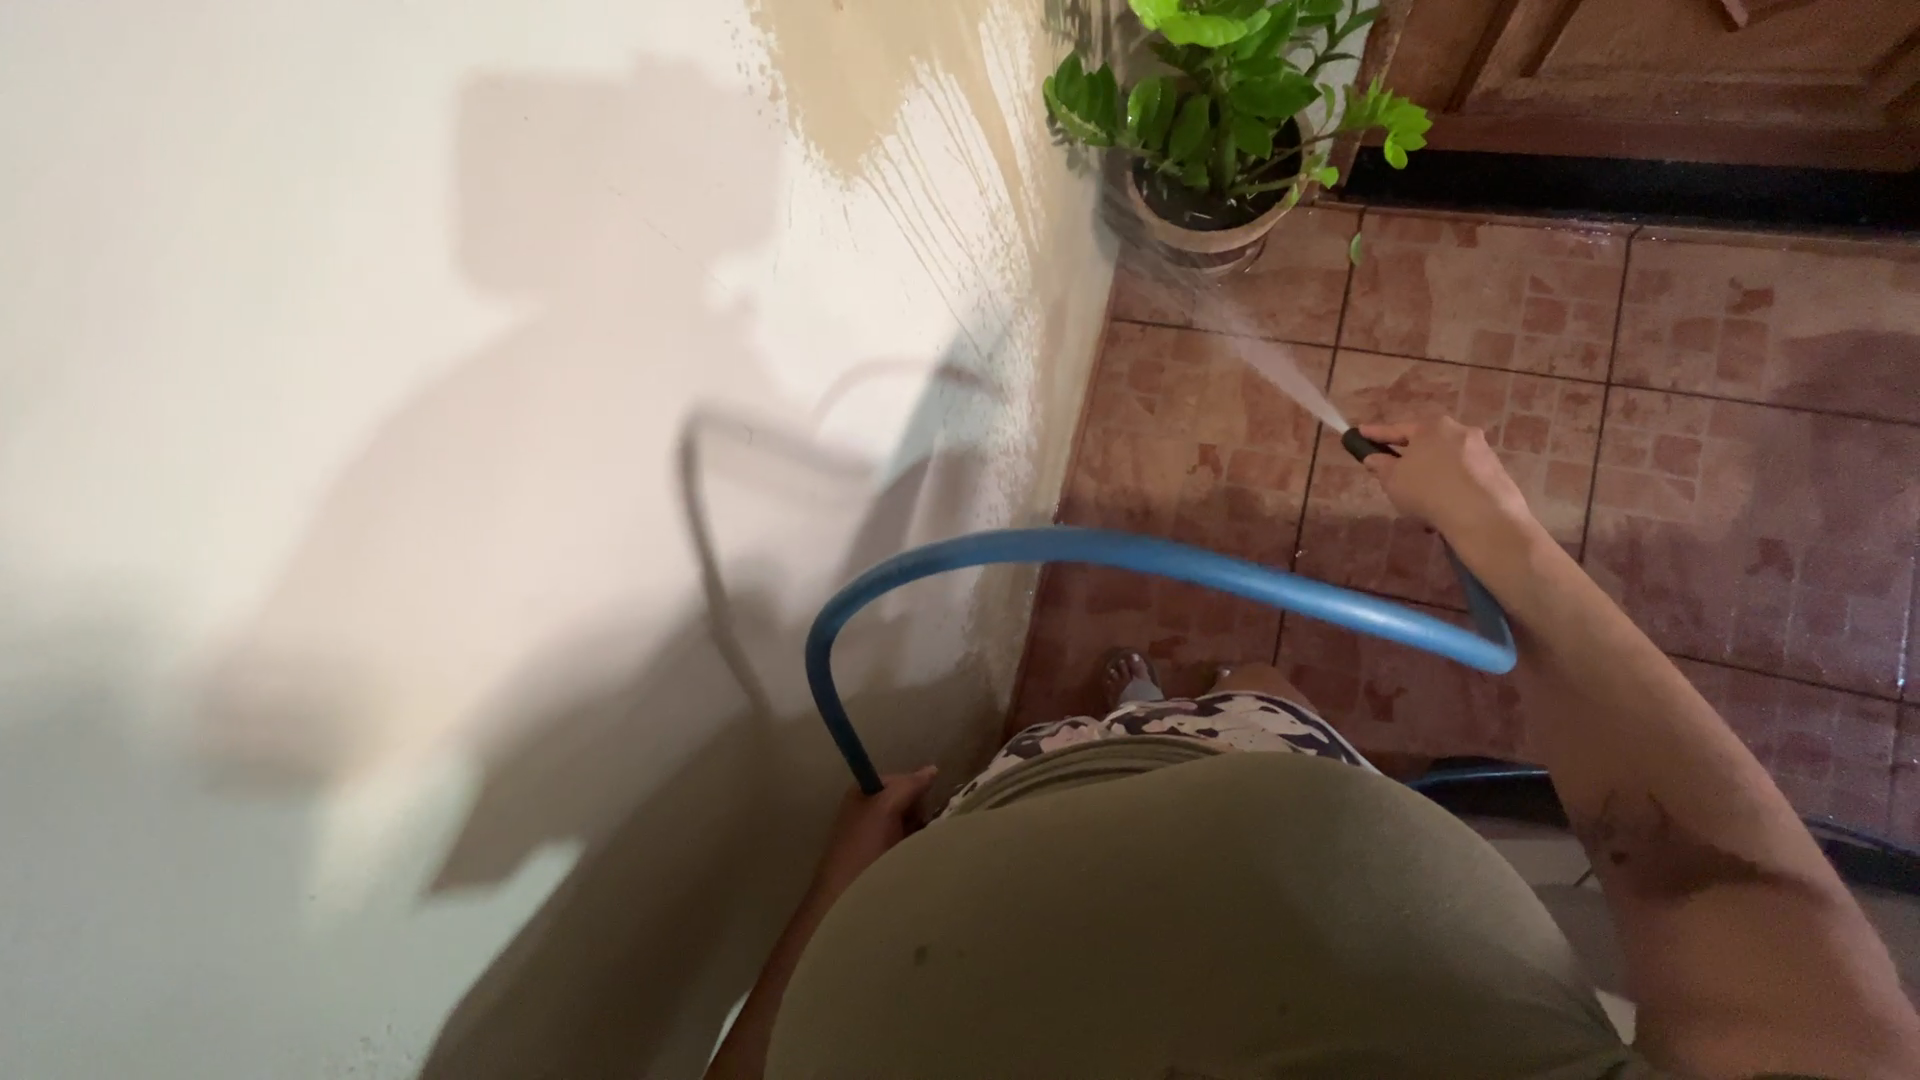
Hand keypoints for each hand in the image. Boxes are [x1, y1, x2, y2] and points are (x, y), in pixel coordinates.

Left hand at [811, 766, 938, 897]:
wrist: (845, 902)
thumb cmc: (862, 849)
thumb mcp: (884, 807)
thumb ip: (907, 785)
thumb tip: (932, 769)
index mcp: (863, 795)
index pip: (900, 781)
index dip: (915, 790)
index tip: (924, 806)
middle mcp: (868, 814)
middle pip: (908, 804)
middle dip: (920, 815)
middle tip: (922, 831)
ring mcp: (876, 841)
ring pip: (912, 828)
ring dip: (922, 836)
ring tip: (922, 850)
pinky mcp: (883, 865)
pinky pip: (910, 849)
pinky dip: (917, 853)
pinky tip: (919, 863)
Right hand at [1357, 417, 1541, 549]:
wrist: (1482, 514)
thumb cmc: (1427, 489)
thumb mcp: (1392, 479)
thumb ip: (1380, 465)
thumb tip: (1374, 458)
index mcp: (1431, 427)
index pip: (1396, 429)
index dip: (1375, 433)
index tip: (1360, 432)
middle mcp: (1459, 431)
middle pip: (1426, 442)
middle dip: (1409, 454)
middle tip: (1394, 468)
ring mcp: (1481, 449)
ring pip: (1445, 459)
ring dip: (1431, 472)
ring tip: (1420, 496)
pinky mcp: (1495, 469)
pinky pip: (1462, 474)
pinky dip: (1449, 484)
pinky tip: (1442, 504)